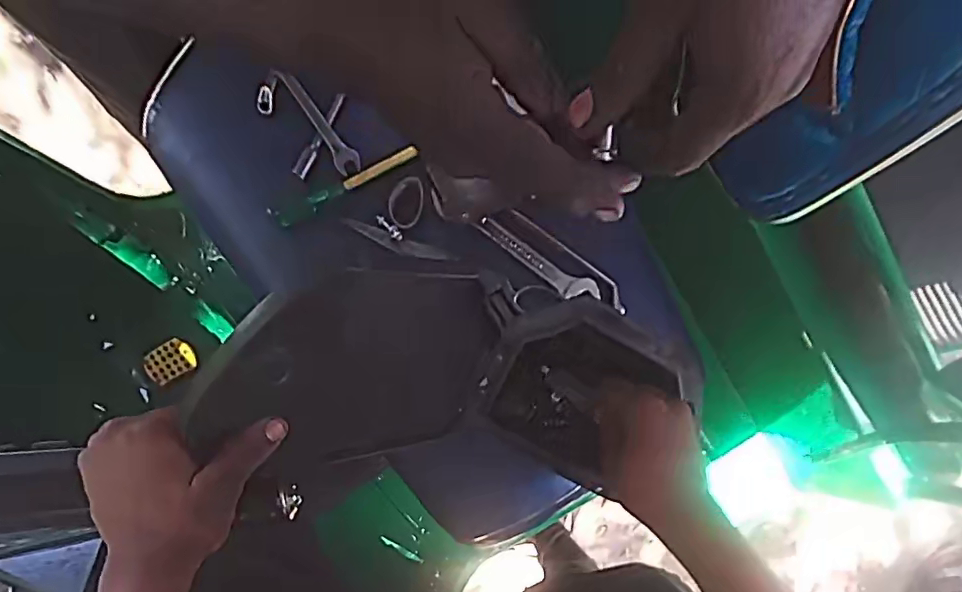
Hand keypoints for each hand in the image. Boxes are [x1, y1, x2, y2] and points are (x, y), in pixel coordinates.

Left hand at [78, 409, 285, 577]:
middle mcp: (114, 434)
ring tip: (173, 493)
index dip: (206, 440)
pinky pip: (123, 457)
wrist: (146, 570)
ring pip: (143, 442)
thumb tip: (273, 426)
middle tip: (194, 485)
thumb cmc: (181, 533)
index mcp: (147, 430)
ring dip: (159, 459)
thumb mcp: (222, 489)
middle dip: (182, 450)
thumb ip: (245, 452)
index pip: (188, 414)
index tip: (210, 466)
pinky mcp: (90, 472)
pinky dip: (138, 470)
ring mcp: (97, 453)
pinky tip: (154, 495)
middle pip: (164, 428)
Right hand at [236, 0, 638, 217]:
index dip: (587, 184)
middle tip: (617, 202)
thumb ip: (528, 72)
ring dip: (559, 186)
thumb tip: (562, 114)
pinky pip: (501, 169)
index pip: (545, 169)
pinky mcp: (448, 149)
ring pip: (520, 182)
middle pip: (535, 186)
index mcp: (477, 128)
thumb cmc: (403, 10)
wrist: (338, 29)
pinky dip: (533, 172)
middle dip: (578, 194)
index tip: (624, 193)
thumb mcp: (480, 18)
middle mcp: (468, 157)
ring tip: (597, 190)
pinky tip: (554, 165)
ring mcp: (456, 158)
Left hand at [570, 0, 848, 176]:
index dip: (637, 151)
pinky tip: (708, 26)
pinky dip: (722, 65)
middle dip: (659, 117)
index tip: (612, 128)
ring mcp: (799, 66)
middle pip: (701, 133)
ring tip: (664, 46)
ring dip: (689, 89)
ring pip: (727, 102)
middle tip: (628, 84)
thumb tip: (582, 120)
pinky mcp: (815, 34)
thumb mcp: (663, 11)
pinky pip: (756, 71)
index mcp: (734, 100)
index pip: (675, 160)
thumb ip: (623, 74)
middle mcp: (771, 96)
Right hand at [595, 380, 712, 534]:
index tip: (591, 406)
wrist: (682, 507)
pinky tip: (645, 440)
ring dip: (639, 412)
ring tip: (626, 431)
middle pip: (637, 392)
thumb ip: (607, 429)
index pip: (613, 388)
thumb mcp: (611, 460)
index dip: (598, 396)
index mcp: (644, 405)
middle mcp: (668, 403)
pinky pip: (667, 416)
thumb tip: (605, 415)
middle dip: (621, 403)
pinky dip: (655, 422)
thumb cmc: (644, 487)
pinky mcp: (693, 428)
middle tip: (606, 418)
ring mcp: (684, 415)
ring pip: (654, 404)